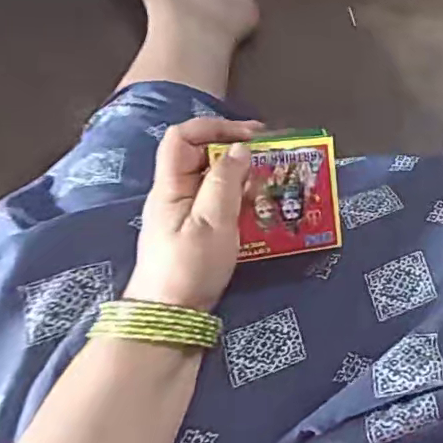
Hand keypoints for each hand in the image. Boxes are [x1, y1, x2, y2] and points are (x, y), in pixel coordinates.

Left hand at [126, 118, 263, 310]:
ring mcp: (186, 214)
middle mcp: (176, 194)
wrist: (170, 315)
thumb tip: (241, 148)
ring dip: (242, 176)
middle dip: (236, 151)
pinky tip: (260, 208)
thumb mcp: (212, 221)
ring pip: (214, 181)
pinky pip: (219, 203)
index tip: (252, 136)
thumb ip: (226, 181)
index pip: (183, 137)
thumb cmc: (189, 266)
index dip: (215, 127)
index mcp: (171, 186)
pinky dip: (240, 199)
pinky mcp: (197, 232)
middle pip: (202, 156)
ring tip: (271, 182)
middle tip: (270, 157)